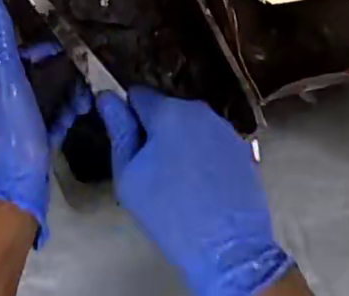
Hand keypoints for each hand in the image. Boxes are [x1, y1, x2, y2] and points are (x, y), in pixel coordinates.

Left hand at [0, 0, 89, 244]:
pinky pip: (59, 114)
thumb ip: (1, 39)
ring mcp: (25, 117)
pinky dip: (71, 108)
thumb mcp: (8, 75)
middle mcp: (9, 94)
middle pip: (40, 72)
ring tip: (90, 90)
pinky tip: (87, 107)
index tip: (69, 47)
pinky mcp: (41, 136)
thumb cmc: (13, 124)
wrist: (21, 179)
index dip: (45, 48)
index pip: (24, 52)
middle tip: (88, 68)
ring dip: (70, 88)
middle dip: (63, 68)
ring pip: (51, 93)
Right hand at [97, 87, 291, 295]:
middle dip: (155, 129)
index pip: (136, 94)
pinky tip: (202, 186)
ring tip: (179, 180)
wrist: (231, 253)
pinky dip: (202, 154)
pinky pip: (210, 141)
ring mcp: (223, 129)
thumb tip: (106, 96)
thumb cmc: (170, 212)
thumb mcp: (128, 175)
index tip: (131, 148)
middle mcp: (197, 109)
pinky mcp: (242, 151)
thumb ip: (118, 130)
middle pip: (164, 109)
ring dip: (179, 141)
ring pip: (188, 125)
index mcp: (167, 110)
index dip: (129, 118)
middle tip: (152, 169)